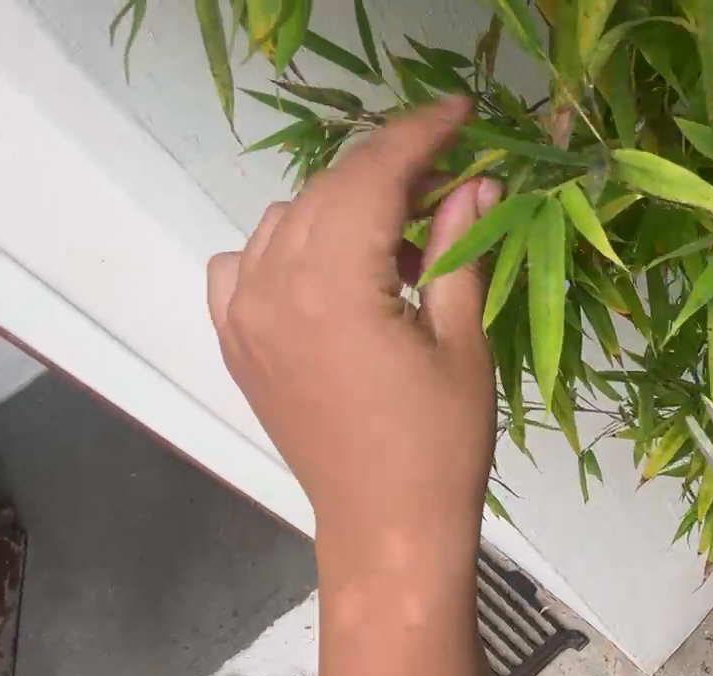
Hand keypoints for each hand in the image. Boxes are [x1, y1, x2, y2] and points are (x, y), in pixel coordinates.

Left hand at [207, 97, 497, 573]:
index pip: (371, 176)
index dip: (418, 136)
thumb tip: (475, 185)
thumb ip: (457, 255)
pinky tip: (336, 277)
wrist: (388, 525)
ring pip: (287, 222)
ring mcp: (241, 313)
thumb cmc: (443, 445)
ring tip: (407, 247)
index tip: (459, 112)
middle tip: (453, 187)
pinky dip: (294, 250)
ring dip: (347, 213)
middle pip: (327, 191)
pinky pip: (250, 264)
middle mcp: (268, 283)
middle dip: (391, 175)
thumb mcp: (463, 347)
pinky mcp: (237, 342)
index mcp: (331, 283)